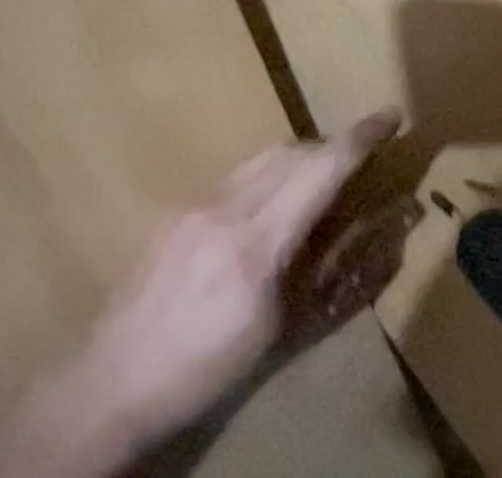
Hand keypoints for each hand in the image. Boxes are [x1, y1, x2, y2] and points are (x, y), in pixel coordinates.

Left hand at [79, 108, 409, 445]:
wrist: (110, 386)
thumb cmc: (208, 370)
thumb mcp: (285, 332)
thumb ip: (339, 277)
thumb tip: (385, 239)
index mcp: (258, 244)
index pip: (321, 170)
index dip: (362, 138)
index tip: (392, 115)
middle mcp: (224, 211)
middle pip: (292, 152)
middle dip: (333, 146)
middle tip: (362, 158)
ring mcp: (192, 208)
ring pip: (260, 160)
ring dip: (300, 157)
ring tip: (319, 180)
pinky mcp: (172, 215)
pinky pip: (233, 179)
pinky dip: (266, 179)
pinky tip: (267, 212)